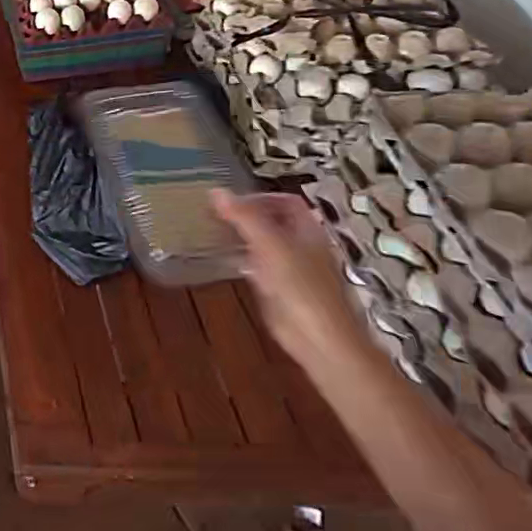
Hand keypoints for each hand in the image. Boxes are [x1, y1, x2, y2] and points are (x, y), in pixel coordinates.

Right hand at [211, 190, 368, 370]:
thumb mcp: (271, 246)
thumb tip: (215, 190)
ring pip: (263, 241)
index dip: (260, 197)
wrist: (320, 340)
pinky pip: (256, 263)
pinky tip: (222, 257)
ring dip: (239, 233)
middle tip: (213, 212)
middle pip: (273, 220)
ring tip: (211, 230)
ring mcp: (291, 268)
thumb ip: (244, 217)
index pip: (286, 202)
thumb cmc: (301, 288)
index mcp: (308, 232)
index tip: (230, 201)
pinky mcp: (278, 287)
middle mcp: (301, 246)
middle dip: (245, 214)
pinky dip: (239, 255)